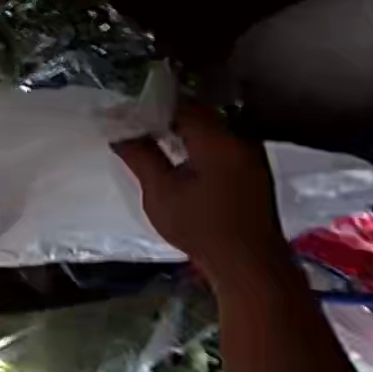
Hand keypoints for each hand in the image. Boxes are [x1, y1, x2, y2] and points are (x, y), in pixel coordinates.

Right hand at [112, 108, 287, 282]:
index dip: (149, 109)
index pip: (180, 107)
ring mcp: (250, 156)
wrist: (248, 264)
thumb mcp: (161, 192)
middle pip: (197, 116)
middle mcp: (239, 139)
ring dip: (181, 133)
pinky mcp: (252, 172)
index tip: (123, 117)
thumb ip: (140, 157)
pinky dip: (196, 147)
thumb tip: (120, 134)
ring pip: (209, 132)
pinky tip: (179, 162)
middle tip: (133, 129)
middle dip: (164, 119)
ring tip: (151, 144)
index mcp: (217, 139)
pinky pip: (220, 147)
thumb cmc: (200, 227)